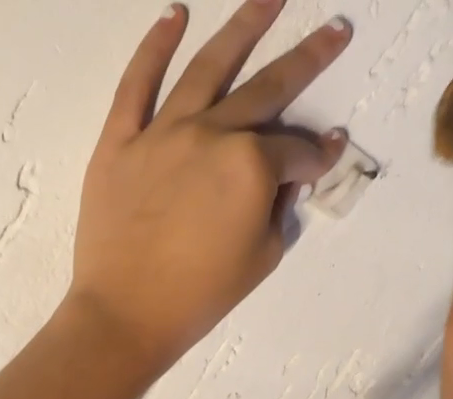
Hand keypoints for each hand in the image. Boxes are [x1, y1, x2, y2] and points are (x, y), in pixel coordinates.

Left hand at [66, 0, 352, 368]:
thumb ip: (279, 207)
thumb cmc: (196, 297)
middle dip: (308, 59)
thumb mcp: (262, 258)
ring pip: (207, 69)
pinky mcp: (118, 145)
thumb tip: (288, 176)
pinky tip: (174, 15)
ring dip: (242, 27)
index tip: (320, 162)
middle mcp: (210, 135)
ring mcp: (160, 135)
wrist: (123, 315)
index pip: (295, 150)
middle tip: (335, 31)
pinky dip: (153, 48)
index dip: (314, 158)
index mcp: (251, 166)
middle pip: (267, 89)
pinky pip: (134, 86)